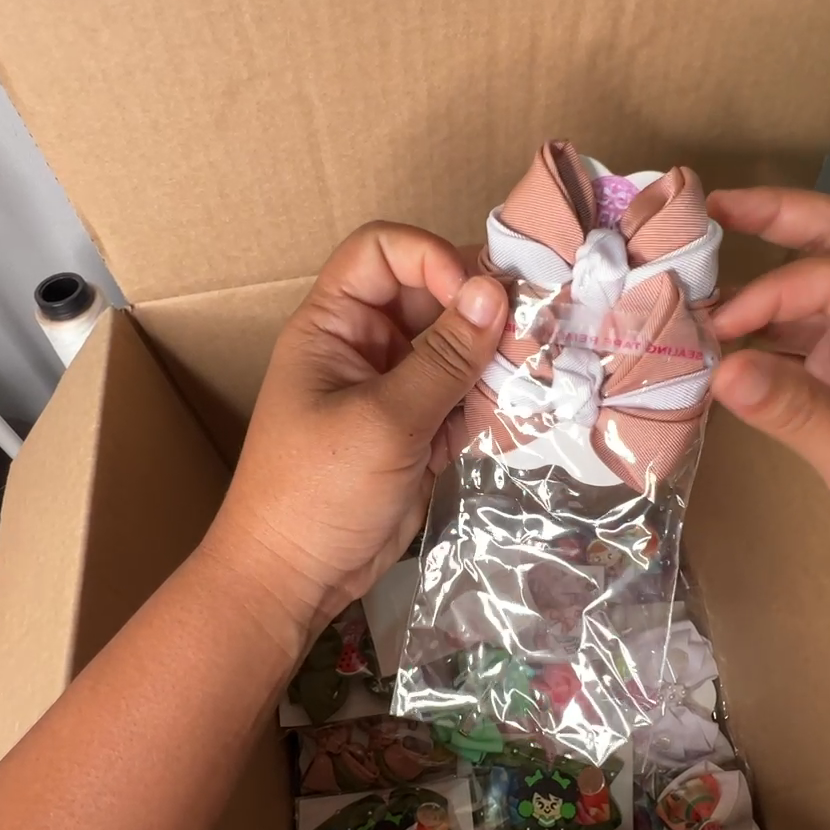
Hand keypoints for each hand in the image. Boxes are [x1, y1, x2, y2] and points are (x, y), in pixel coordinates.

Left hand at [202, 222, 506, 640]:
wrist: (299, 576)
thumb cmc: (319, 491)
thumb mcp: (384, 420)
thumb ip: (443, 359)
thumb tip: (494, 292)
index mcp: (333, 326)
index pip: (382, 254)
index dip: (430, 258)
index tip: (477, 295)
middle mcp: (366, 346)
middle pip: (429, 297)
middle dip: (476, 311)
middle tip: (529, 331)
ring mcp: (394, 388)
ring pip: (453, 348)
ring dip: (490, 359)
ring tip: (530, 374)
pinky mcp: (418, 427)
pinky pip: (460, 395)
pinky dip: (486, 401)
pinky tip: (512, 412)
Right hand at [705, 187, 829, 573]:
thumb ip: (795, 411)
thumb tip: (718, 370)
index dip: (769, 293)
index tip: (714, 327)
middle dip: (776, 217)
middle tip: (711, 205)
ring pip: (817, 281)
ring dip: (761, 276)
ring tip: (700, 269)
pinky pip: (803, 330)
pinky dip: (761, 328)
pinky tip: (719, 335)